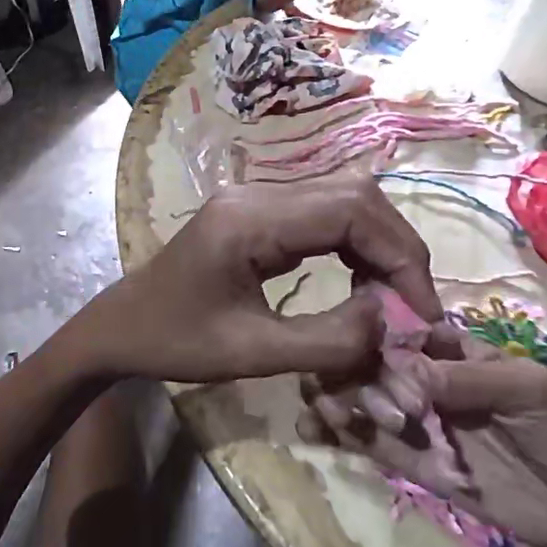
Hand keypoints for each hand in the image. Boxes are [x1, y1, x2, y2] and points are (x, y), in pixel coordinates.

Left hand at [62, 175, 443, 384]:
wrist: (123, 324)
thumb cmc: (176, 342)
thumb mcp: (252, 353)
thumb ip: (327, 340)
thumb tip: (388, 318)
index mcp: (249, 220)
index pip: (349, 211)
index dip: (399, 254)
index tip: (423, 311)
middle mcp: (257, 193)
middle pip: (354, 194)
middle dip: (397, 247)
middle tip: (415, 306)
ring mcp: (257, 196)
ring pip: (344, 198)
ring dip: (380, 243)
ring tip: (394, 297)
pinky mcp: (259, 209)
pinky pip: (323, 212)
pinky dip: (355, 242)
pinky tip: (362, 279)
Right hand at [300, 326, 546, 546]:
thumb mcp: (530, 392)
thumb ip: (467, 378)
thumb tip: (402, 368)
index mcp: (454, 352)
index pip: (402, 332)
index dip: (371, 332)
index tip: (344, 337)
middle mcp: (428, 381)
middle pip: (374, 365)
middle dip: (348, 370)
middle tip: (330, 386)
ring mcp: (419, 423)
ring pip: (366, 402)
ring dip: (337, 399)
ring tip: (317, 408)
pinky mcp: (416, 465)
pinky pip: (373, 445)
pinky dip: (343, 434)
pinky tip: (315, 429)